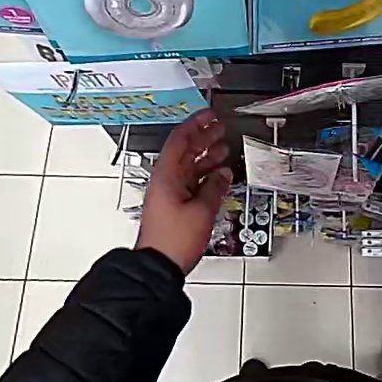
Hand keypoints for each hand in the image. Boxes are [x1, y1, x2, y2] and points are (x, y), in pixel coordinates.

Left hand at [136, 109, 232, 273]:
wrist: (159, 266)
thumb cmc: (172, 240)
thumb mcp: (202, 210)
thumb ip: (215, 187)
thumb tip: (223, 174)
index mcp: (167, 176)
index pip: (180, 140)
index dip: (196, 124)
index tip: (209, 115)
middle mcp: (166, 181)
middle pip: (185, 151)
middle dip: (204, 137)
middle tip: (220, 128)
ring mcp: (170, 193)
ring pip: (189, 166)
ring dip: (206, 156)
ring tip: (223, 148)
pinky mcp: (175, 205)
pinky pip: (191, 182)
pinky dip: (206, 175)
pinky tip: (220, 175)